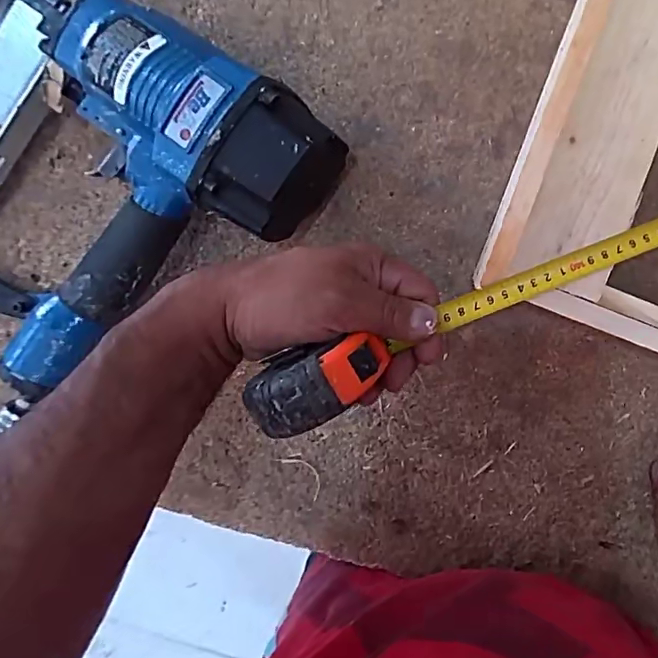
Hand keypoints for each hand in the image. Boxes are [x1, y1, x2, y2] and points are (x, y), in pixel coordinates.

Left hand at [169, 244, 446, 397]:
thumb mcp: (342, 303)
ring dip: (380, 369)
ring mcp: (345, 309)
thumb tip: (433, 321)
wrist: (224, 315)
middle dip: (403, 355)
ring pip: (381, 342)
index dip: (429, 325)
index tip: (427, 358)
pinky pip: (356, 352)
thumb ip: (390, 313)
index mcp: (373, 267)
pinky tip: (353, 389)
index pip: (420, 293)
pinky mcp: (328, 331)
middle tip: (393, 383)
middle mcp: (364, 285)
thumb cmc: (284, 299)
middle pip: (404, 323)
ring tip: (368, 391)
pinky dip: (359, 371)